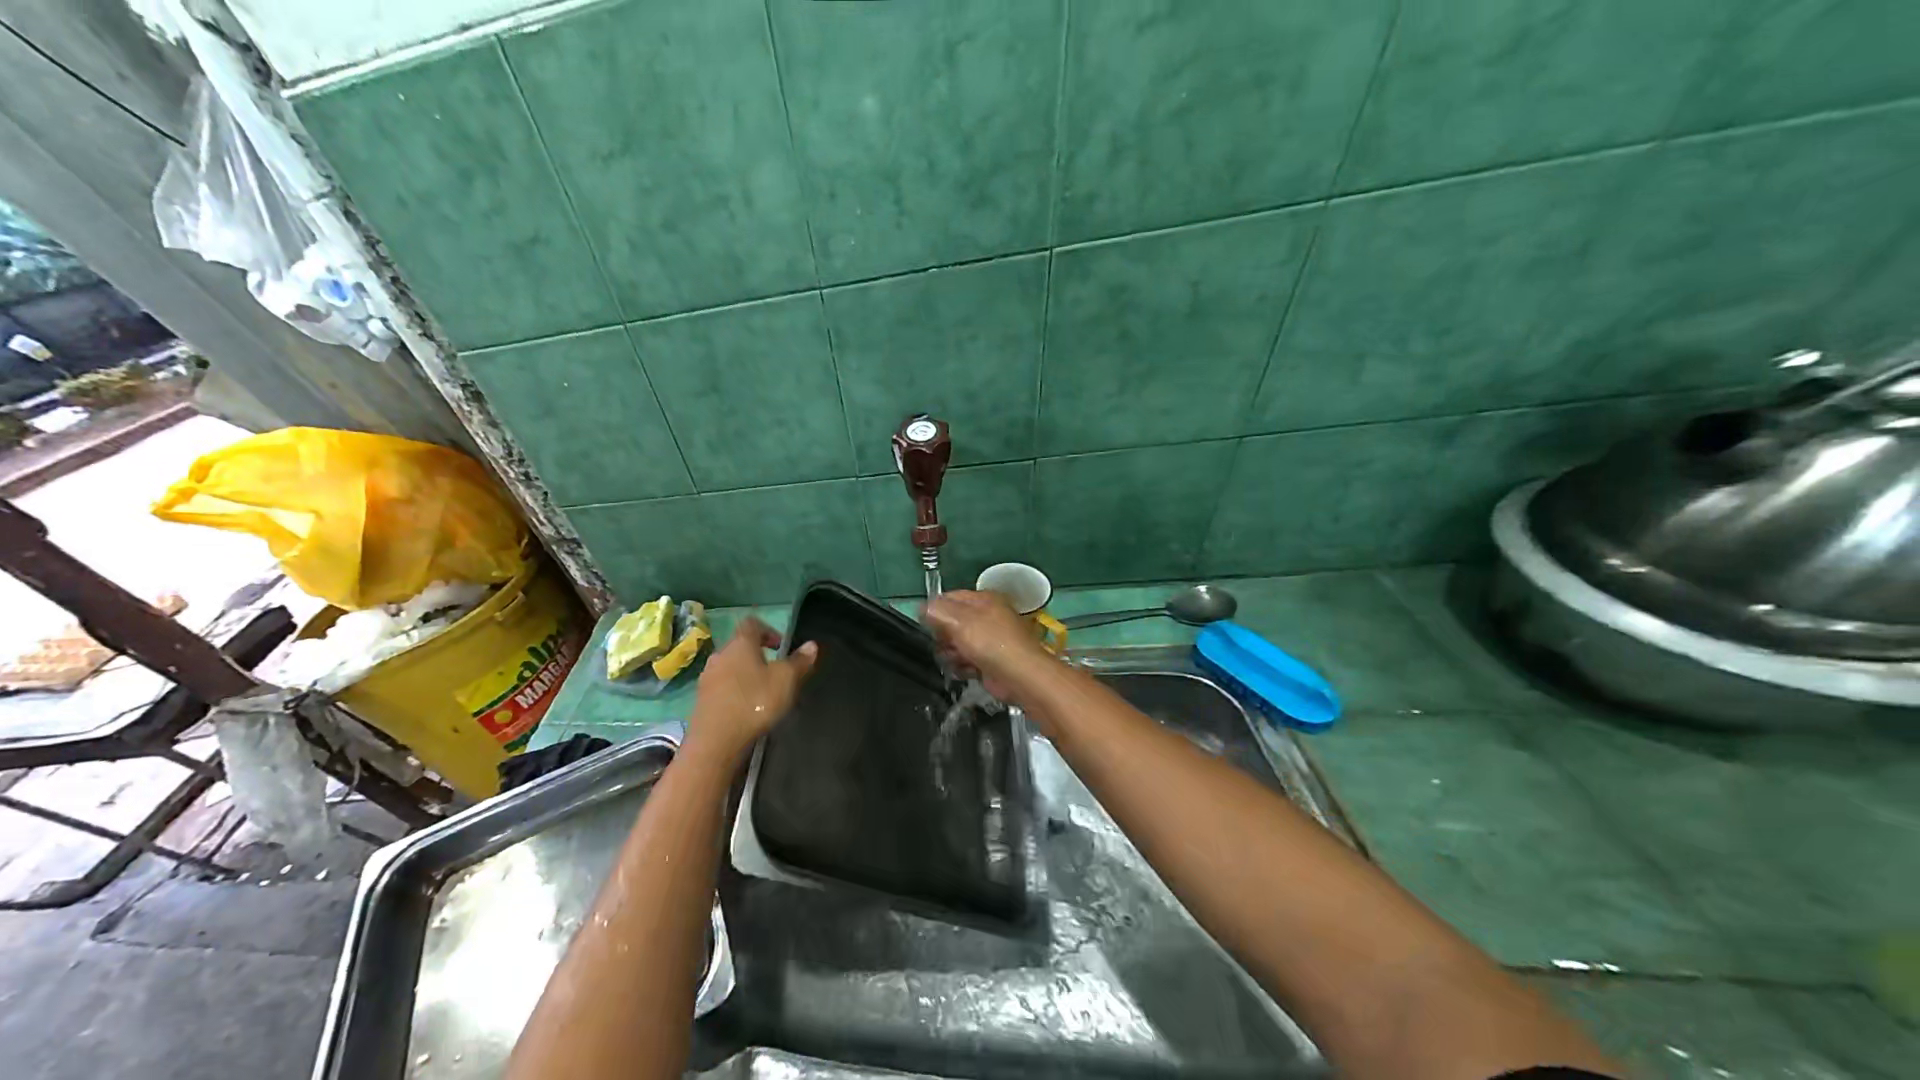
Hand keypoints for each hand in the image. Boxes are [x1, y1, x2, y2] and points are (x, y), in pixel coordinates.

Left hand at [682, 616, 817, 767]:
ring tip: (762, 692)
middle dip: (758, 655)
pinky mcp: (702, 699)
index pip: (752, 623)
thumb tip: (811, 645)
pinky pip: (722, 687)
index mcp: (740, 643)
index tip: (781, 646)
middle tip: (775, 672)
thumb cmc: (755, 702)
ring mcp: (707, 677)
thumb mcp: (786, 680)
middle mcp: (720, 655)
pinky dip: (735, 691)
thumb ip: (799, 661)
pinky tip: (746, 708)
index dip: (768, 630)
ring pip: (730, 667)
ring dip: (746, 674)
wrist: (716, 741)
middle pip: (740, 646)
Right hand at [923, 590, 1056, 700]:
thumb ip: (937, 611)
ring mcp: (989, 640)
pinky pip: (966, 661)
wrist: (1019, 676)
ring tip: (958, 659)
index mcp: (983, 599)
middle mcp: (987, 616)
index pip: (949, 598)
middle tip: (946, 643)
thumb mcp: (959, 620)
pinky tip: (967, 671)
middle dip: (944, 636)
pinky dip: (964, 667)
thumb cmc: (990, 643)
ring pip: (957, 644)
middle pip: (951, 623)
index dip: (935, 610)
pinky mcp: (989, 661)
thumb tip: (922, 607)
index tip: (925, 624)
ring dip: (952, 654)